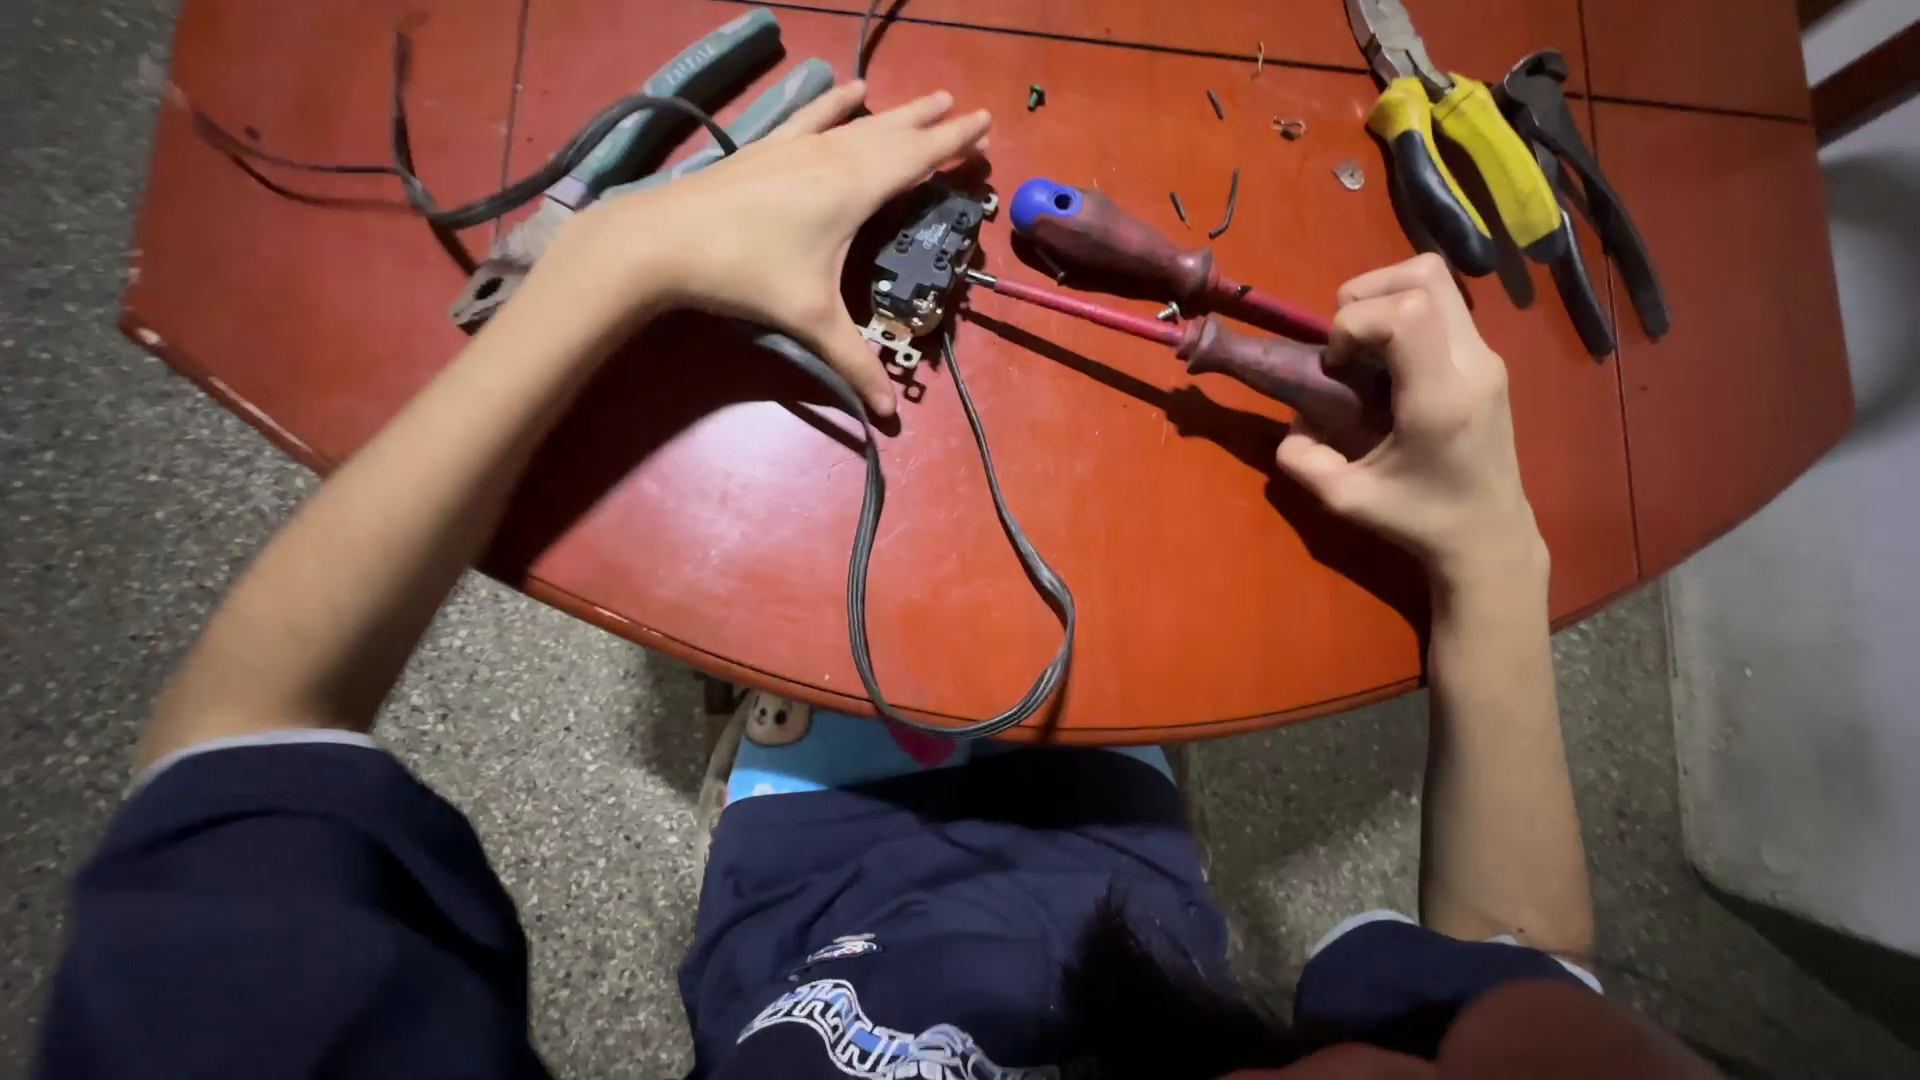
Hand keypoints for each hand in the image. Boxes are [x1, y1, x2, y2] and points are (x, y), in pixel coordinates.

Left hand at [558, 81, 990, 418]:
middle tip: (970, 116)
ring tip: (927, 99)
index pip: (916, 159)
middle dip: (935, 126)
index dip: (953, 143)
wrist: (664, 240)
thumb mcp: (810, 321)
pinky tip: (849, 87)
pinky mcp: (767, 148)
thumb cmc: (747, 275)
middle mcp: (831, 157)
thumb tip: (890, 415)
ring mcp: (796, 147)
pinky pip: (812, 116)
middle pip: (894, 134)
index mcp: (853, 190)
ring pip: (858, 122)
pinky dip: (835, 102)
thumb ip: (855, 364)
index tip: (986, 124)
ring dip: (897, 112)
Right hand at [1274, 254, 1543, 583]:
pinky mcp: (1485, 359)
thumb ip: (1302, 459)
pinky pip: (1441, 306)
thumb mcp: (1343, 499)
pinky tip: (1385, 363)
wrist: (1487, 534)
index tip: (1336, 366)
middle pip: (1424, 275)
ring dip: (1382, 299)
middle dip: (1364, 295)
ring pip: (1434, 280)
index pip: (1404, 312)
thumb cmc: (1416, 519)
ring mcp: (1486, 356)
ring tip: (1361, 348)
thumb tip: (1295, 423)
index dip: (1353, 323)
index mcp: (1439, 399)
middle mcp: (1471, 364)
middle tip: (1344, 344)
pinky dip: (1400, 315)